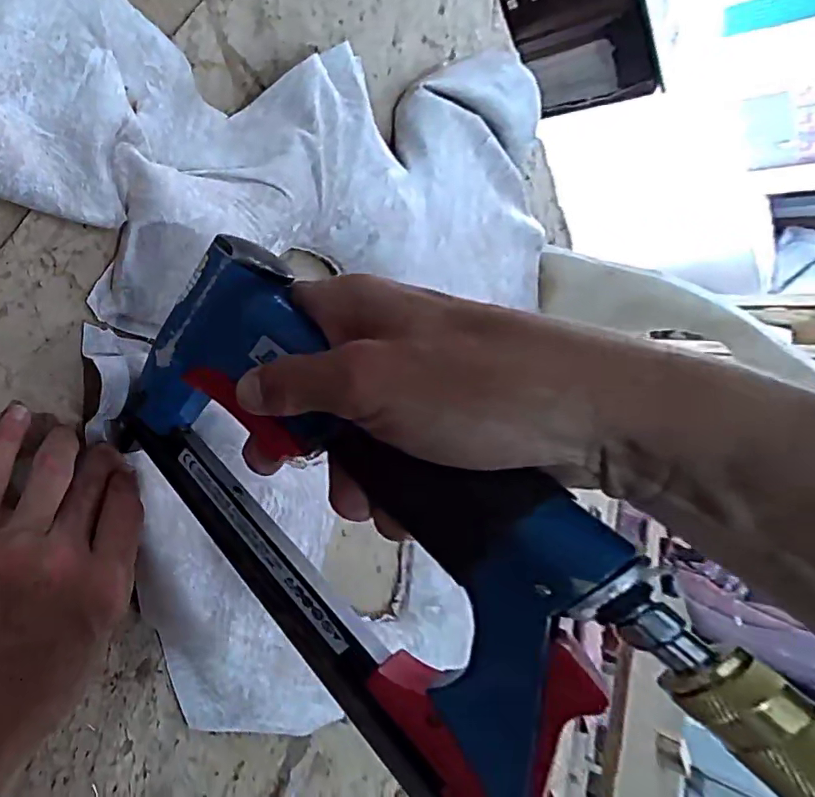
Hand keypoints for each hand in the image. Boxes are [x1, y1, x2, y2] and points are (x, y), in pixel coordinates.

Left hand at [0, 405, 141, 796]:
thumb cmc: (49, 670)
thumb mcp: (106, 626)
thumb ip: (118, 560)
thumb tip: (121, 493)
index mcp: (103, 586)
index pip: (126, 501)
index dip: (126, 477)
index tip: (122, 470)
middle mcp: (62, 558)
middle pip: (93, 478)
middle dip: (101, 456)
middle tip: (99, 452)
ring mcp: (13, 543)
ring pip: (52, 463)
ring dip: (65, 439)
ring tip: (67, 435)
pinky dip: (8, 435)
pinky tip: (21, 414)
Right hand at [233, 275, 677, 524]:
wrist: (586, 411)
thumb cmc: (465, 385)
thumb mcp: (367, 382)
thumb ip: (297, 382)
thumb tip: (244, 386)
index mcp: (350, 305)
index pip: (275, 315)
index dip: (245, 351)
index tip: (227, 399)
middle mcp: (373, 332)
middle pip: (305, 376)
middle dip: (297, 429)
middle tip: (278, 467)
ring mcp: (408, 374)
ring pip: (347, 421)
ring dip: (346, 467)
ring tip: (366, 504)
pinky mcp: (437, 413)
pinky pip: (389, 444)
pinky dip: (386, 476)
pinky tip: (399, 508)